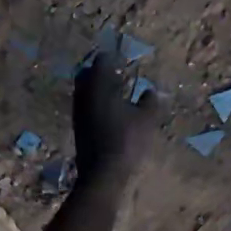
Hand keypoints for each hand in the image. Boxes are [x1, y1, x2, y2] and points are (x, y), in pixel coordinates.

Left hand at [73, 54, 158, 183]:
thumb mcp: (146, 120)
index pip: (102, 61)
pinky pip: (85, 105)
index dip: (113, 57)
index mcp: (99, 86)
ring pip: (84, 90)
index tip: (124, 58)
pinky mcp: (78, 126)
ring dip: (98, 87)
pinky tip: (110, 110)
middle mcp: (84, 95)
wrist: (102, 173)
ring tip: (116, 91)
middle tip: (118, 72)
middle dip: (101, 70)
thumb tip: (151, 90)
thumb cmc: (126, 141)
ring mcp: (78, 111)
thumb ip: (150, 101)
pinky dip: (96, 102)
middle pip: (88, 73)